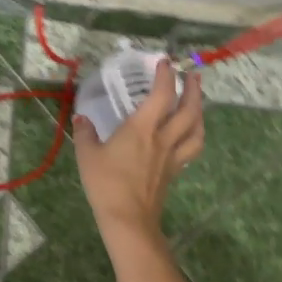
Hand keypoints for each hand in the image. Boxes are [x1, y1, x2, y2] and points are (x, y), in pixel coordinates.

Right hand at [72, 60, 204, 245]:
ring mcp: (172, 157)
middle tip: (192, 75)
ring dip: (200, 112)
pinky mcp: (174, 172)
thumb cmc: (106, 183)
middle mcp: (163, 138)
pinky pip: (191, 148)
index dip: (165, 76)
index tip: (165, 62)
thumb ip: (85, 133)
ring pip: (196, 130)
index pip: (161, 95)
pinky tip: (189, 134)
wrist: (128, 218)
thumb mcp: (87, 155)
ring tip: (198, 102)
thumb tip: (82, 118)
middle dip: (192, 89)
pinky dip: (194, 135)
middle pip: (188, 110)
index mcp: (142, 128)